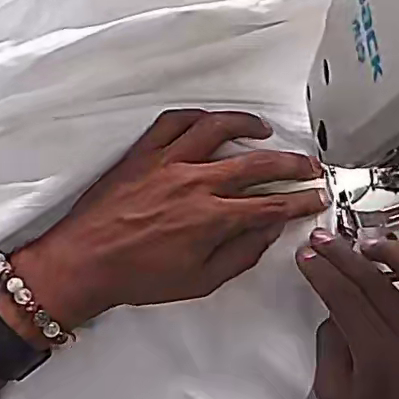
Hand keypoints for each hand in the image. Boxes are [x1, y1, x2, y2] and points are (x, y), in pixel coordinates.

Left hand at [10, 110, 327, 332]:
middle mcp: (194, 184)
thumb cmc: (135, 276)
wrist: (85, 263)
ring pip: (219, 129)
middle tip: (307, 167)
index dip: (300, 200)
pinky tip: (210, 121)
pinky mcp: (144, 154)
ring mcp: (168, 163)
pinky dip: (198, 117)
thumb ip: (240, 254)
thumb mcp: (200, 281)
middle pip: (258, 164)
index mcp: (211, 218)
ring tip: (265, 132)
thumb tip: (267, 233)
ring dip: (249, 126)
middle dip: (292, 164)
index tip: (314, 197)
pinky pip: (174, 122)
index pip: (271, 204)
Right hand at [295, 229, 398, 398]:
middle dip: (343, 255)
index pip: (346, 297)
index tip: (309, 258)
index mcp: (382, 358)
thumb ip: (330, 349)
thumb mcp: (336, 398)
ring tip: (369, 243)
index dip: (323, 272)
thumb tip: (334, 310)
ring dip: (393, 253)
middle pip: (376, 281)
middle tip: (325, 241)